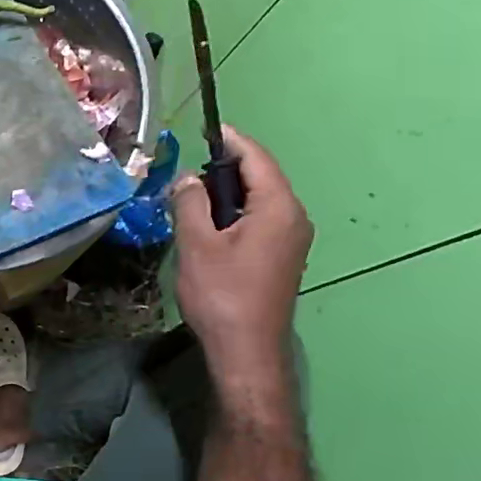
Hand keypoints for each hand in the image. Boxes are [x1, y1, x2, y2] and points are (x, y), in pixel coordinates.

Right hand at [168, 126, 312, 383]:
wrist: (246, 350)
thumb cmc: (222, 294)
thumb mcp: (197, 243)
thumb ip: (191, 203)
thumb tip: (187, 179)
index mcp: (278, 208)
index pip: (257, 159)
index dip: (231, 141)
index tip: (206, 129)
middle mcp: (294, 218)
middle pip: (261, 177)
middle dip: (226, 167)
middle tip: (188, 166)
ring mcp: (292, 240)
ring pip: (259, 200)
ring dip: (229, 192)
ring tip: (192, 194)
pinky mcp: (282, 257)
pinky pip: (260, 220)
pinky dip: (236, 212)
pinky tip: (209, 224)